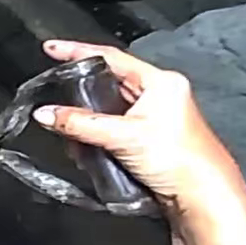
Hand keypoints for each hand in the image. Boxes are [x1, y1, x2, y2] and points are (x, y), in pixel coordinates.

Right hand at [33, 40, 245, 219]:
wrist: (200, 197)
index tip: (51, 48)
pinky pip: (107, 125)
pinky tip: (84, 146)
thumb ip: (79, 123)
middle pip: (104, 82)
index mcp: (160, 83)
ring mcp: (150, 115)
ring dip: (83, 119)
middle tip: (52, 94)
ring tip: (70, 131)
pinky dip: (91, 134)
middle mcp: (157, 94)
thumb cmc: (180, 160)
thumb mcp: (122, 136)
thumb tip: (44, 113)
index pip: (110, 57)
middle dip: (77, 93)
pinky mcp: (143, 135)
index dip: (77, 51)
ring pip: (103, 106)